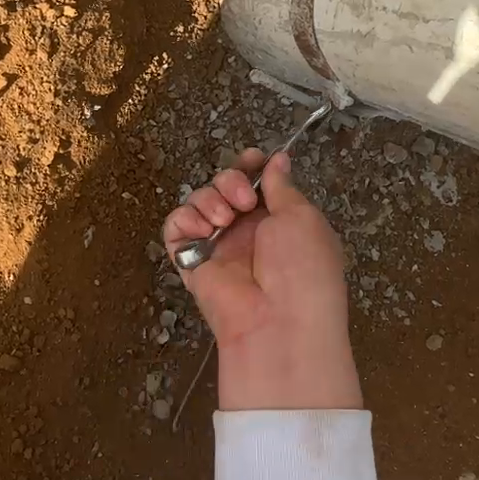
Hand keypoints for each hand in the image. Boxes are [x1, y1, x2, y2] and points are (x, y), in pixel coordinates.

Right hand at [162, 149, 361, 410]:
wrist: (279, 321)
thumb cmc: (302, 266)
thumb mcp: (303, 218)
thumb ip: (282, 186)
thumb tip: (278, 159)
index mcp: (278, 220)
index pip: (255, 182)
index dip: (250, 166)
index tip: (252, 160)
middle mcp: (246, 231)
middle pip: (224, 185)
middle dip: (229, 180)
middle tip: (243, 200)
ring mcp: (216, 246)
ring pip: (199, 201)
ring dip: (208, 199)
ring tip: (222, 220)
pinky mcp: (190, 260)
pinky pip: (175, 228)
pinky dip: (184, 220)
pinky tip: (202, 229)